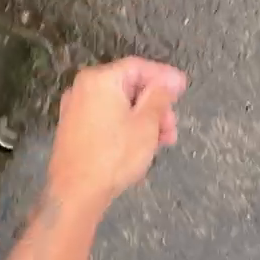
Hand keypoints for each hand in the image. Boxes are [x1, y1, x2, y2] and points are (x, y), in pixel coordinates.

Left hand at [47, 57, 187, 211]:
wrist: (76, 192)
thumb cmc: (114, 155)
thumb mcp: (147, 123)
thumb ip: (160, 96)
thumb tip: (170, 80)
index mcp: (100, 80)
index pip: (139, 67)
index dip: (165, 76)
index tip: (183, 88)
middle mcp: (84, 88)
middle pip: (130, 86)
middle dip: (156, 103)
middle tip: (172, 123)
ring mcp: (77, 108)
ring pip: (121, 103)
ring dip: (146, 117)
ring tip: (163, 139)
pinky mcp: (76, 127)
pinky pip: (109, 115)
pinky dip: (129, 123)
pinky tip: (144, 142)